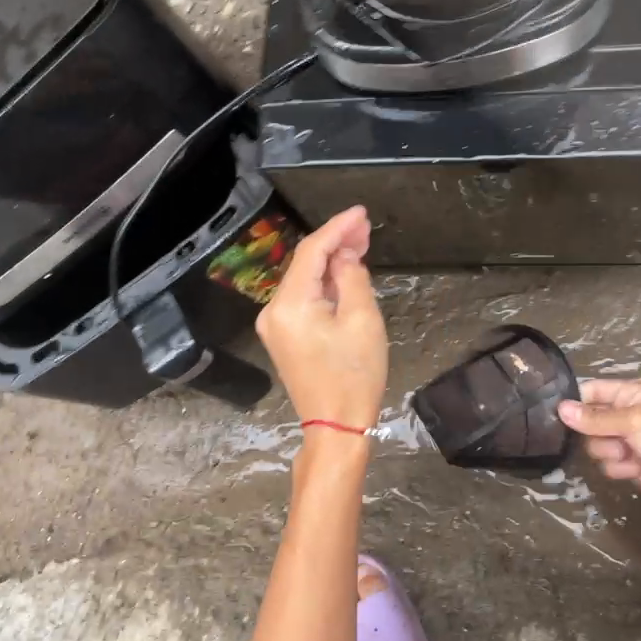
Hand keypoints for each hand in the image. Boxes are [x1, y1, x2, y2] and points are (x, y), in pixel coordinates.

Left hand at [256, 206, 387, 430]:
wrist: (337, 426)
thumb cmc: (354, 376)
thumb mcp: (362, 320)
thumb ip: (352, 277)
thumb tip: (345, 255)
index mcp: (289, 304)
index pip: (311, 251)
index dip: (337, 228)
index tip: (362, 213)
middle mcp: (273, 311)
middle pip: (304, 264)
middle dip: (335, 243)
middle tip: (367, 228)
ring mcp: (275, 325)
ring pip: (304, 281)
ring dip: (331, 263)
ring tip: (361, 246)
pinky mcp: (283, 337)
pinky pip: (303, 299)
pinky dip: (323, 285)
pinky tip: (345, 274)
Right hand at [558, 380, 640, 505]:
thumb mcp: (633, 422)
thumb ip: (595, 418)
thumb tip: (560, 408)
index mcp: (632, 394)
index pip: (593, 391)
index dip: (577, 402)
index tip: (562, 417)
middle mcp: (628, 413)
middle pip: (590, 420)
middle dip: (597, 433)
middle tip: (612, 439)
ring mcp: (629, 439)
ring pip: (596, 444)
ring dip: (609, 453)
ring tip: (629, 456)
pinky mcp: (631, 462)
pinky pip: (608, 463)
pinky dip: (619, 468)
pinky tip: (636, 469)